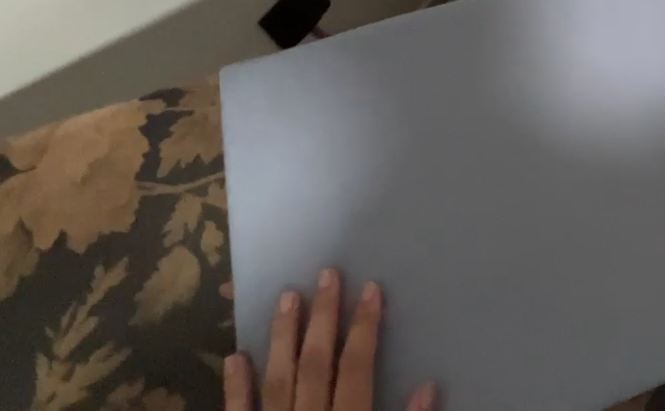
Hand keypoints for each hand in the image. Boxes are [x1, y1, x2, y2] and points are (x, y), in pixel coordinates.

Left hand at [226, 269, 436, 410]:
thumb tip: (429, 386)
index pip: (356, 369)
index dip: (364, 327)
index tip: (370, 288)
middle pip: (315, 365)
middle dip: (322, 318)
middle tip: (327, 274)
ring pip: (278, 381)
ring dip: (283, 338)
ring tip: (286, 296)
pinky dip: (236, 389)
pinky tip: (236, 356)